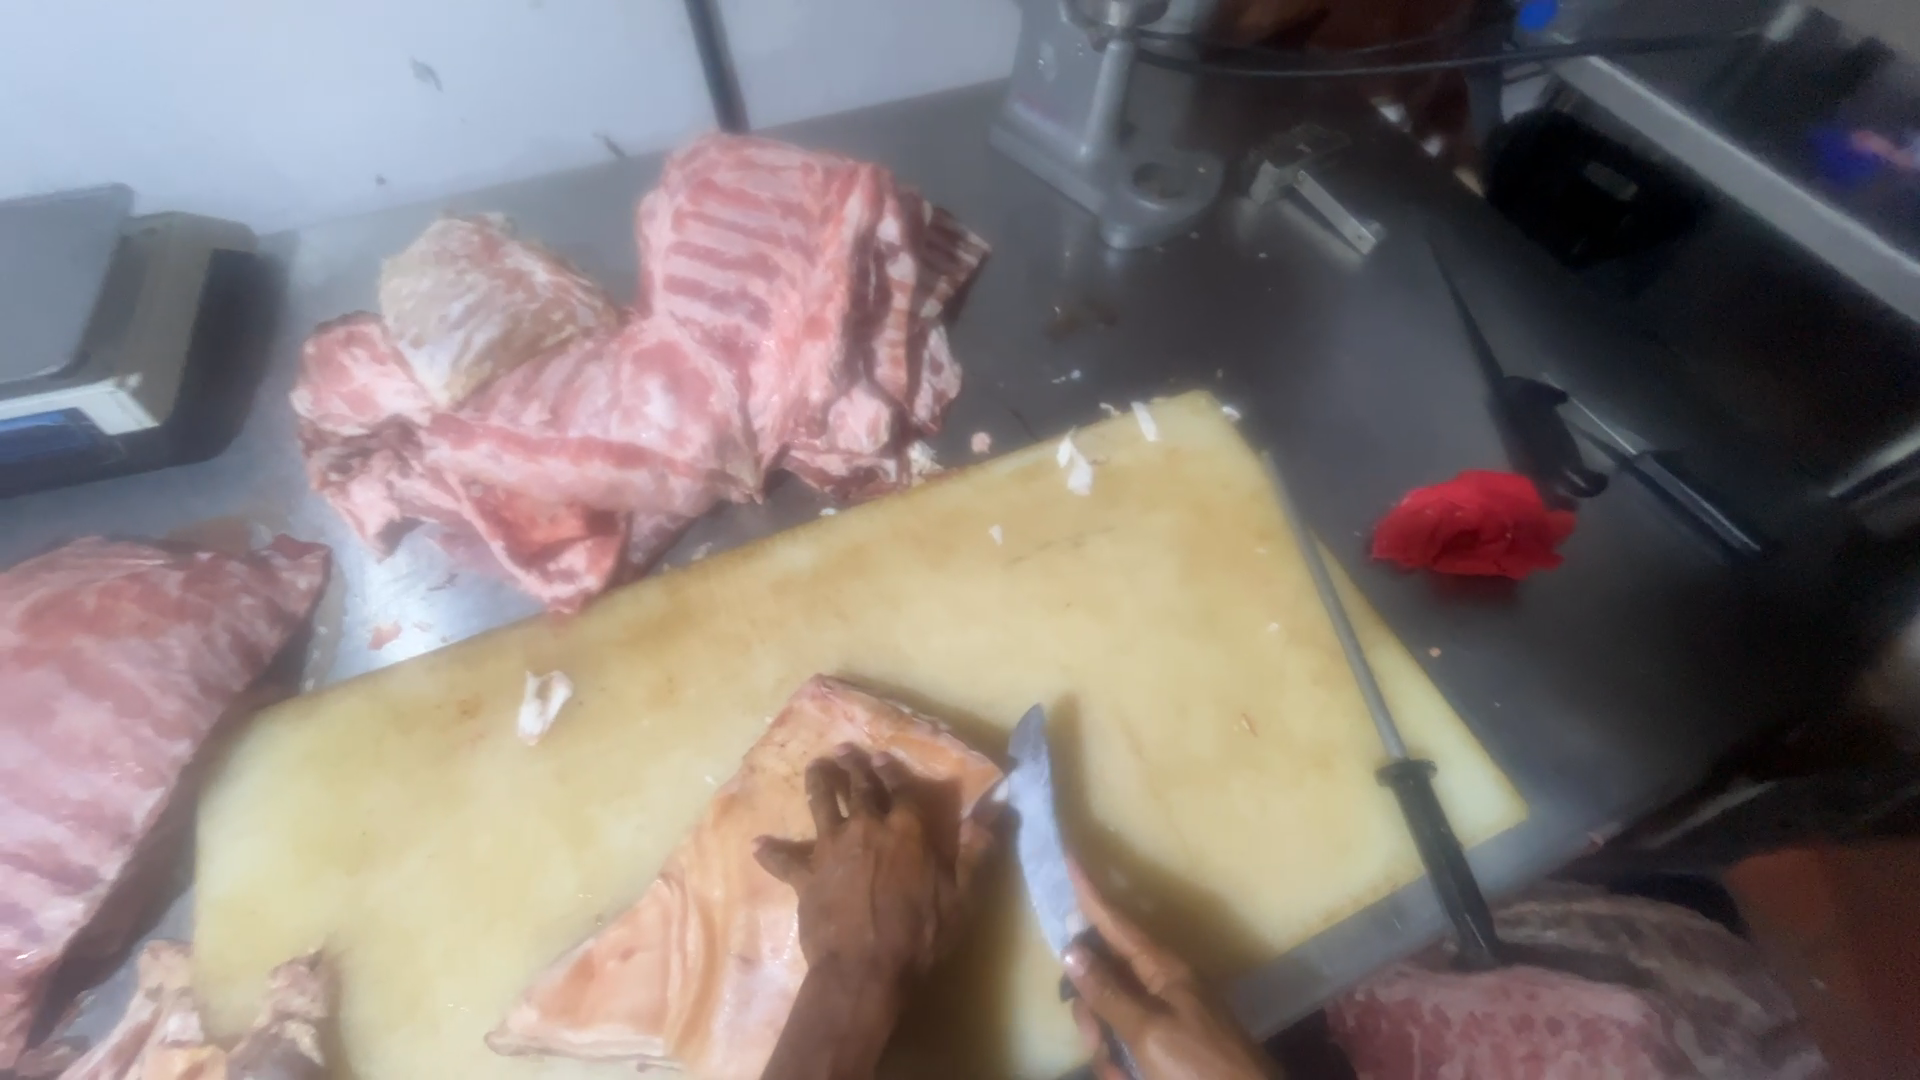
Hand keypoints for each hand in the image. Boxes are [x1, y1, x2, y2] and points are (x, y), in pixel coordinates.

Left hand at [755, 748, 996, 1079]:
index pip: (899, 787)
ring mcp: (832, 847)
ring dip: (819, 782)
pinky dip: (772, 851)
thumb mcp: (961, 892)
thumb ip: (978, 844)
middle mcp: (867, 826)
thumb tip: (1001, 802)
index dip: (891, 770)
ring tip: (815, 767)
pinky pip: (785, 859)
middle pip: (859, 786)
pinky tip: (758, 844)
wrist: (865, 970)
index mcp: (905, 828)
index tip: (881, 754)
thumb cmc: (919, 932)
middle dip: (853, 766)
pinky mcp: (806, 874)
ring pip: (822, 803)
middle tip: (845, 749)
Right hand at [1066, 867, 1274, 1079]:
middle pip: (1103, 978)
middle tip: (1097, 1042)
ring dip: (1106, 1052)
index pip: (1115, 921)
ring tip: (1122, 1076)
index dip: (1089, 892)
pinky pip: (1124, 1049)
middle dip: (1092, 1013)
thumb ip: (1109, 994)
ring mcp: (1163, 1020)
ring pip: (1108, 1018)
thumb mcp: (1150, 1033)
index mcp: (1163, 969)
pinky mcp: (1164, 1052)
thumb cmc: (1203, 1070)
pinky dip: (1121, 1070)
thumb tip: (1072, 950)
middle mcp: (1160, 986)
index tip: (1068, 857)